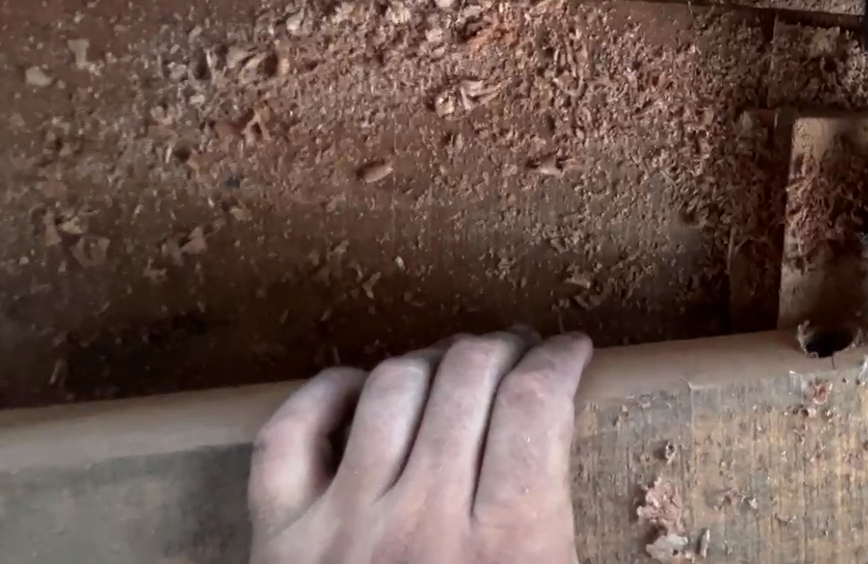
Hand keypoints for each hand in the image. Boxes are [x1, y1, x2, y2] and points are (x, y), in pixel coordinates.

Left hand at [248, 331, 592, 563]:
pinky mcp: (274, 540)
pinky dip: (327, 392)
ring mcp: (339, 527)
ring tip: (457, 370)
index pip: (536, 398)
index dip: (562, 354)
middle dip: (508, 346)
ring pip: (394, 385)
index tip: (573, 349)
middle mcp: (421, 518)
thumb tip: (575, 420)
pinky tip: (366, 389)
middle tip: (522, 354)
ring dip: (437, 358)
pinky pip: (287, 434)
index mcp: (506, 537)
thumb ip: (561, 507)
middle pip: (472, 374)